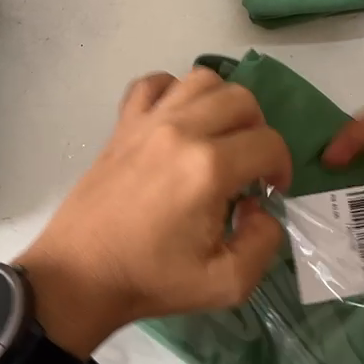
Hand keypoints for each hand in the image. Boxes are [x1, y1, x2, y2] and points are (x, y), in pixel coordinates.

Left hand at [16, 69, 292, 355]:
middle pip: (242, 99)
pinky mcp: (122, 125)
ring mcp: (148, 122)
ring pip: (202, 80)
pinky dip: (173, 91)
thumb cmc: (151, 280)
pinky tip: (178, 122)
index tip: (270, 192)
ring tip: (219, 137)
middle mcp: (182, 132)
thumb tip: (259, 207)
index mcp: (209, 168)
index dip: (281, 167)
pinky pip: (153, 84)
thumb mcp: (226, 283)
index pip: (268, 143)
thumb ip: (263, 243)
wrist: (82, 275)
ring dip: (223, 104)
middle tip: (249, 165)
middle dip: (259, 130)